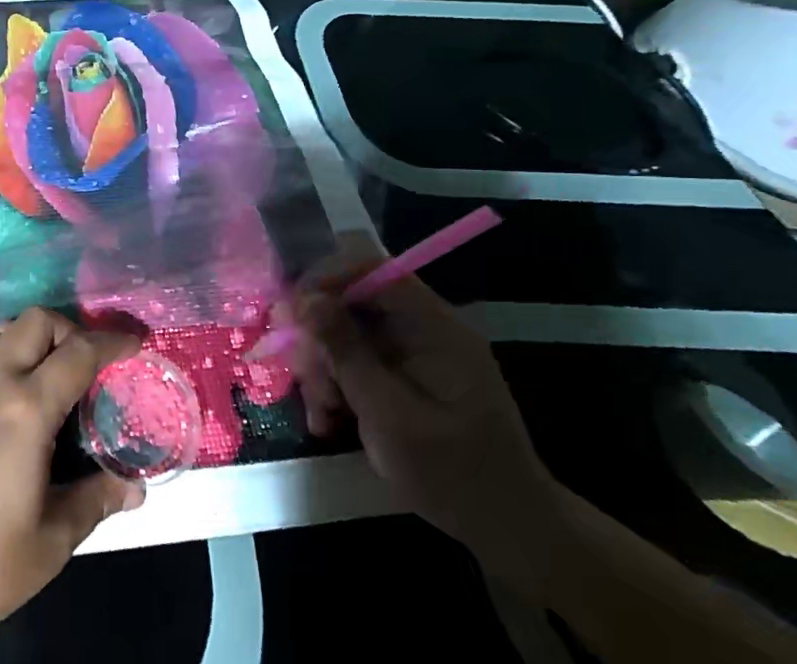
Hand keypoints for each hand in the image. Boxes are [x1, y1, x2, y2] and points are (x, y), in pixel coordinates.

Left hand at [0, 309, 142, 662]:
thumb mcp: (53, 538)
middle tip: (93, 366)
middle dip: (72, 330)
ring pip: (4, 332)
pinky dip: (6, 359)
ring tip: (55, 385)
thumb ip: (96, 498)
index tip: (136, 345)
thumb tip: (133, 487)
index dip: (114, 342)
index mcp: (24, 408)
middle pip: (37, 321)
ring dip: (36, 343)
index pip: (79, 352)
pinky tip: (13, 404)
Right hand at [289, 238, 562, 568]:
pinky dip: (334, 386)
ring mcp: (410, 353)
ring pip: (343, 334)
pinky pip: (353, 362)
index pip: (372, 269)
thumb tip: (306, 298)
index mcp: (433, 327)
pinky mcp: (400, 375)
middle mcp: (421, 329)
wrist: (505, 527)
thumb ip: (346, 351)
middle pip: (350, 302)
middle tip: (301, 376)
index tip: (291, 313)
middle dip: (317, 337)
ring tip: (319, 412)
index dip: (326, 279)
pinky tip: (326, 419)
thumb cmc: (451, 471)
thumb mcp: (388, 412)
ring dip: (321, 368)